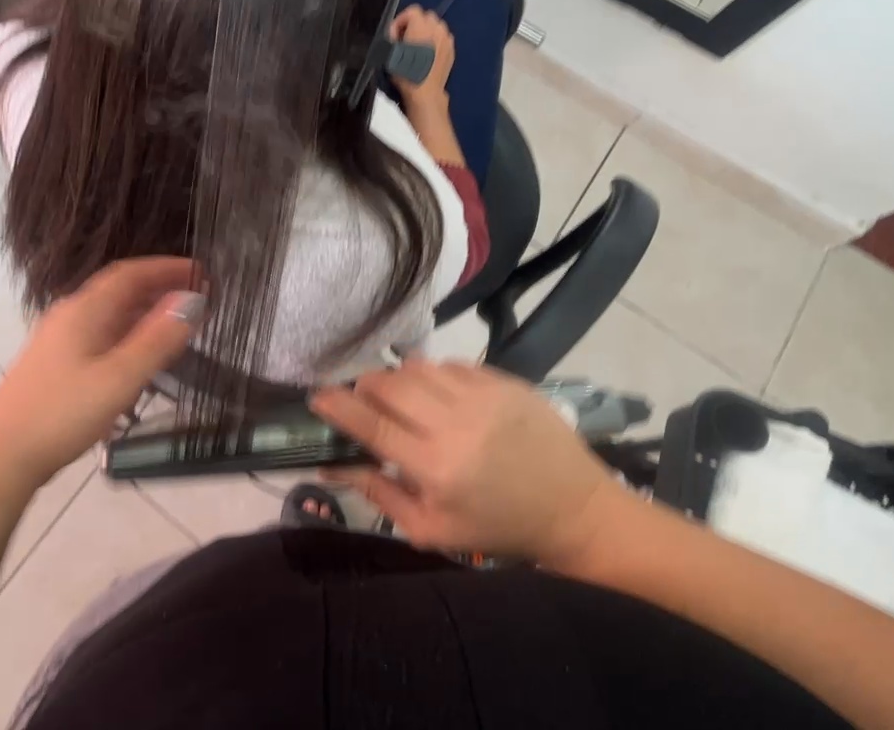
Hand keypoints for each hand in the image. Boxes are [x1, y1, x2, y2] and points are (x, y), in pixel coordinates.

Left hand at [0, 257, 201, 487]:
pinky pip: (102, 336)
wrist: (2, 454)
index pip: (131, 273)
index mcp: (84, 310)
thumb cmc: (61, 414)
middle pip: (120, 290)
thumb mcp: (118, 378)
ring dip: (146, 314)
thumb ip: (157, 339)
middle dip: (161, 289)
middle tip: (201, 299)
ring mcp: (60, 340)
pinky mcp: (57, 364)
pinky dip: (129, 336)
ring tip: (181, 326)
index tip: (204, 272)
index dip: (168, 268)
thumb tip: (192, 299)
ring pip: (111, 315)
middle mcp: (70, 316)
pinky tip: (142, 358)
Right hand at [310, 359, 623, 565]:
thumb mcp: (432, 530)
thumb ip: (379, 494)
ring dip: (398, 379)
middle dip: (364, 387)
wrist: (576, 511)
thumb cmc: (497, 527)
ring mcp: (483, 397)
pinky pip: (449, 364)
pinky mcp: (505, 382)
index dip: (337, 406)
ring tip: (403, 400)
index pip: (370, 424)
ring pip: (416, 366)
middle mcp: (456, 424)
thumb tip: (332, 465)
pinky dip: (433, 376)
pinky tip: (442, 398)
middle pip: (387, 383)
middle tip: (364, 402)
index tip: (317, 397)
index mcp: (436, 467)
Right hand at [388, 5, 453, 110]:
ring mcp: (447, 39)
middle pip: (426, 16)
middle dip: (415, 24)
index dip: (401, 19)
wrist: (424, 91)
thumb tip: (395, 31)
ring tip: (418, 46)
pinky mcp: (452, 49)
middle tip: (406, 38)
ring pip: (437, 26)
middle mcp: (437, 28)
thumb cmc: (404, 73)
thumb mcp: (390, 53)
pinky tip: (428, 54)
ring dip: (427, 32)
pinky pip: (443, 38)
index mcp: (420, 27)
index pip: (413, 10)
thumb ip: (392, 36)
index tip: (396, 33)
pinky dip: (435, 41)